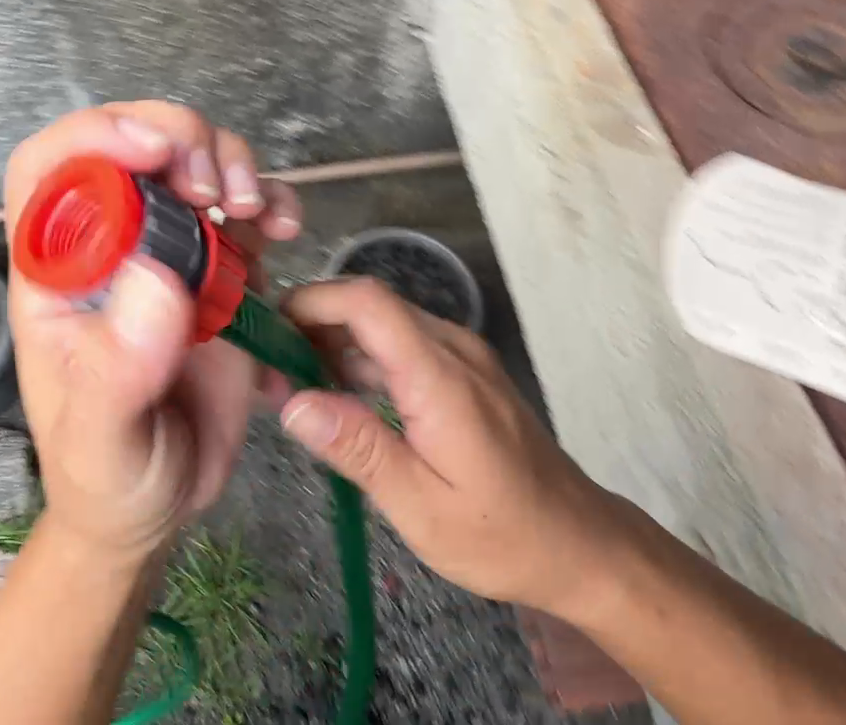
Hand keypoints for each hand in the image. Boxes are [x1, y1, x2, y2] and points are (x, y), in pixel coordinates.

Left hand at [3, 101, 302, 562]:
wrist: (159, 504)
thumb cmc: (107, 474)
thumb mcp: (102, 438)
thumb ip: (118, 367)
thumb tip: (158, 275)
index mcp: (56, 274)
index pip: (50, 171)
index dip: (95, 138)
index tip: (155, 152)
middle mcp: (112, 249)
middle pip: (133, 148)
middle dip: (179, 142)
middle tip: (215, 190)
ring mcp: (170, 255)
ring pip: (195, 166)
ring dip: (233, 165)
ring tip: (256, 211)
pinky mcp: (221, 273)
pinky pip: (246, 212)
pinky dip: (272, 202)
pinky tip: (286, 228)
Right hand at [275, 279, 635, 614]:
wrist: (579, 543)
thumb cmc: (500, 535)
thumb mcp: (420, 507)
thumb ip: (358, 448)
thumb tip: (293, 403)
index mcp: (440, 376)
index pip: (368, 302)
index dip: (312, 303)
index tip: (266, 334)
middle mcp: (453, 349)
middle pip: (372, 306)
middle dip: (313, 326)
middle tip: (271, 376)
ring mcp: (463, 358)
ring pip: (386, 324)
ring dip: (335, 343)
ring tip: (293, 389)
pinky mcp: (465, 373)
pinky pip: (405, 346)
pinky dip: (364, 359)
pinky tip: (339, 398)